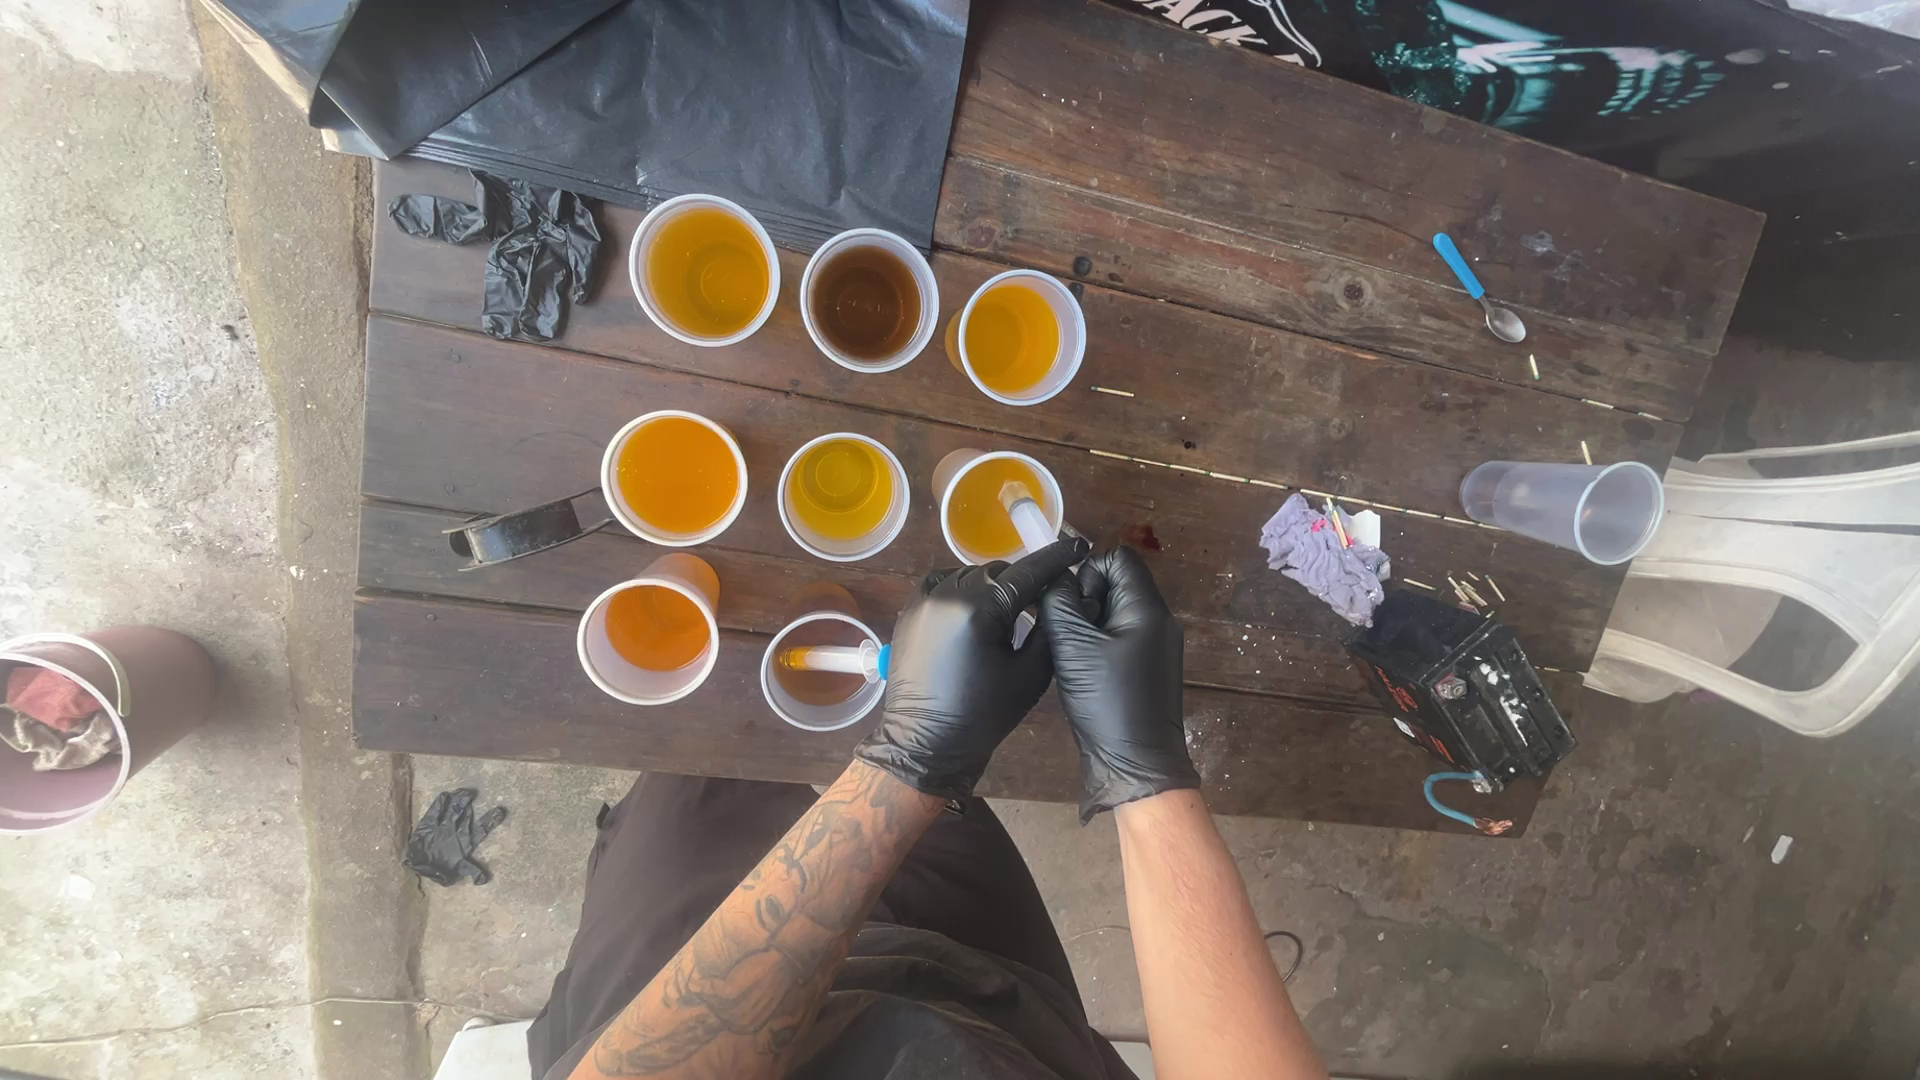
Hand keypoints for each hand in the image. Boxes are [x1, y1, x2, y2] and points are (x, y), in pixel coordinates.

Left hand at [854, 537, 1089, 800]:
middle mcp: (948, 594)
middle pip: (997, 572)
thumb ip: (1048, 627)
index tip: (1078, 546)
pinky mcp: (909, 611)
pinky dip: (961, 587)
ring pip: (969, 575)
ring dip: (992, 585)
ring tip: (1007, 610)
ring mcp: (923, 600)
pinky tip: (974, 606)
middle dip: (1023, 581)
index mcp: (980, 608)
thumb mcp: (1030, 674)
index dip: (1056, 558)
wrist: (926, 745)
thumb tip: (1058, 595)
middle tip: (1043, 598)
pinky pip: (942, 583)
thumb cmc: (984, 716)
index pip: (1027, 572)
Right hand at [1041, 546, 1199, 821]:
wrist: (1135, 765)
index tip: (1069, 602)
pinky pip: (1116, 636)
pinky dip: (1094, 643)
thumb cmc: (1106, 700)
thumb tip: (1057, 577)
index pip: (1118, 558)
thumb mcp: (1072, 645)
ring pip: (1112, 611)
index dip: (1087, 570)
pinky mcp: (1145, 667)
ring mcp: (1154, 645)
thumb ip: (1058, 601)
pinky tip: (1079, 668)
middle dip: (1083, 598)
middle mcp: (1157, 620)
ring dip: (1085, 623)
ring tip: (1070, 652)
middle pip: (1115, 583)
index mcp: (1147, 608)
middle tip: (1066, 631)